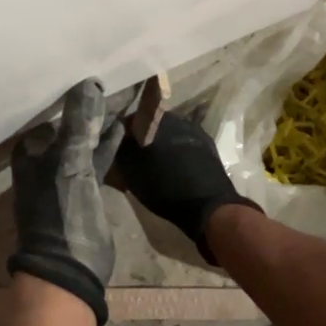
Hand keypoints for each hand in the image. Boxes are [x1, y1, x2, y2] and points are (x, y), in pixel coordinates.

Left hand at [7, 78, 122, 325]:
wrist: (68, 267)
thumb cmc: (61, 210)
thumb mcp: (70, 161)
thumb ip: (79, 122)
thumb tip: (90, 82)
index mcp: (29, 151)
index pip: (51, 112)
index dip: (71, 95)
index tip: (95, 74)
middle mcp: (42, 160)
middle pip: (68, 125)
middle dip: (88, 108)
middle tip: (115, 82)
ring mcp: (63, 176)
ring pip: (84, 141)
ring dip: (100, 125)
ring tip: (123, 100)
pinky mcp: (83, 191)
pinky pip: (96, 158)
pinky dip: (107, 144)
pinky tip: (122, 129)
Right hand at [113, 111, 257, 264]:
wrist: (208, 206)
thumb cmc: (164, 188)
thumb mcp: (131, 172)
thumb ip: (122, 149)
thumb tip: (117, 137)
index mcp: (153, 121)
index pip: (131, 119)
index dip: (123, 132)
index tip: (120, 146)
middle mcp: (174, 118)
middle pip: (151, 123)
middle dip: (143, 136)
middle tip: (137, 154)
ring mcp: (194, 129)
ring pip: (169, 131)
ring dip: (162, 141)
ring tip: (157, 161)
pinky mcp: (208, 143)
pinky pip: (185, 140)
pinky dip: (177, 149)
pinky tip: (176, 165)